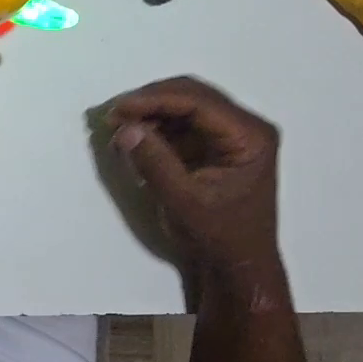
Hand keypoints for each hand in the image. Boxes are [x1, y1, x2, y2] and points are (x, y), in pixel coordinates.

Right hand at [102, 76, 280, 275]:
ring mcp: (230, 135)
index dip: (155, 100)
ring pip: (184, 106)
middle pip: (192, 95)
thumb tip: (124, 129)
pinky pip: (181, 124)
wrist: (236, 265)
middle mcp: (245, 127)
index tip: (117, 109)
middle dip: (150, 101)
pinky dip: (155, 128)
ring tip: (118, 129)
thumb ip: (154, 163)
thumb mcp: (182, 202)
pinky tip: (134, 140)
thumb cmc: (217, 236)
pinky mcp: (214, 146)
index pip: (198, 102)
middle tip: (113, 115)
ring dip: (150, 113)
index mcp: (249, 137)